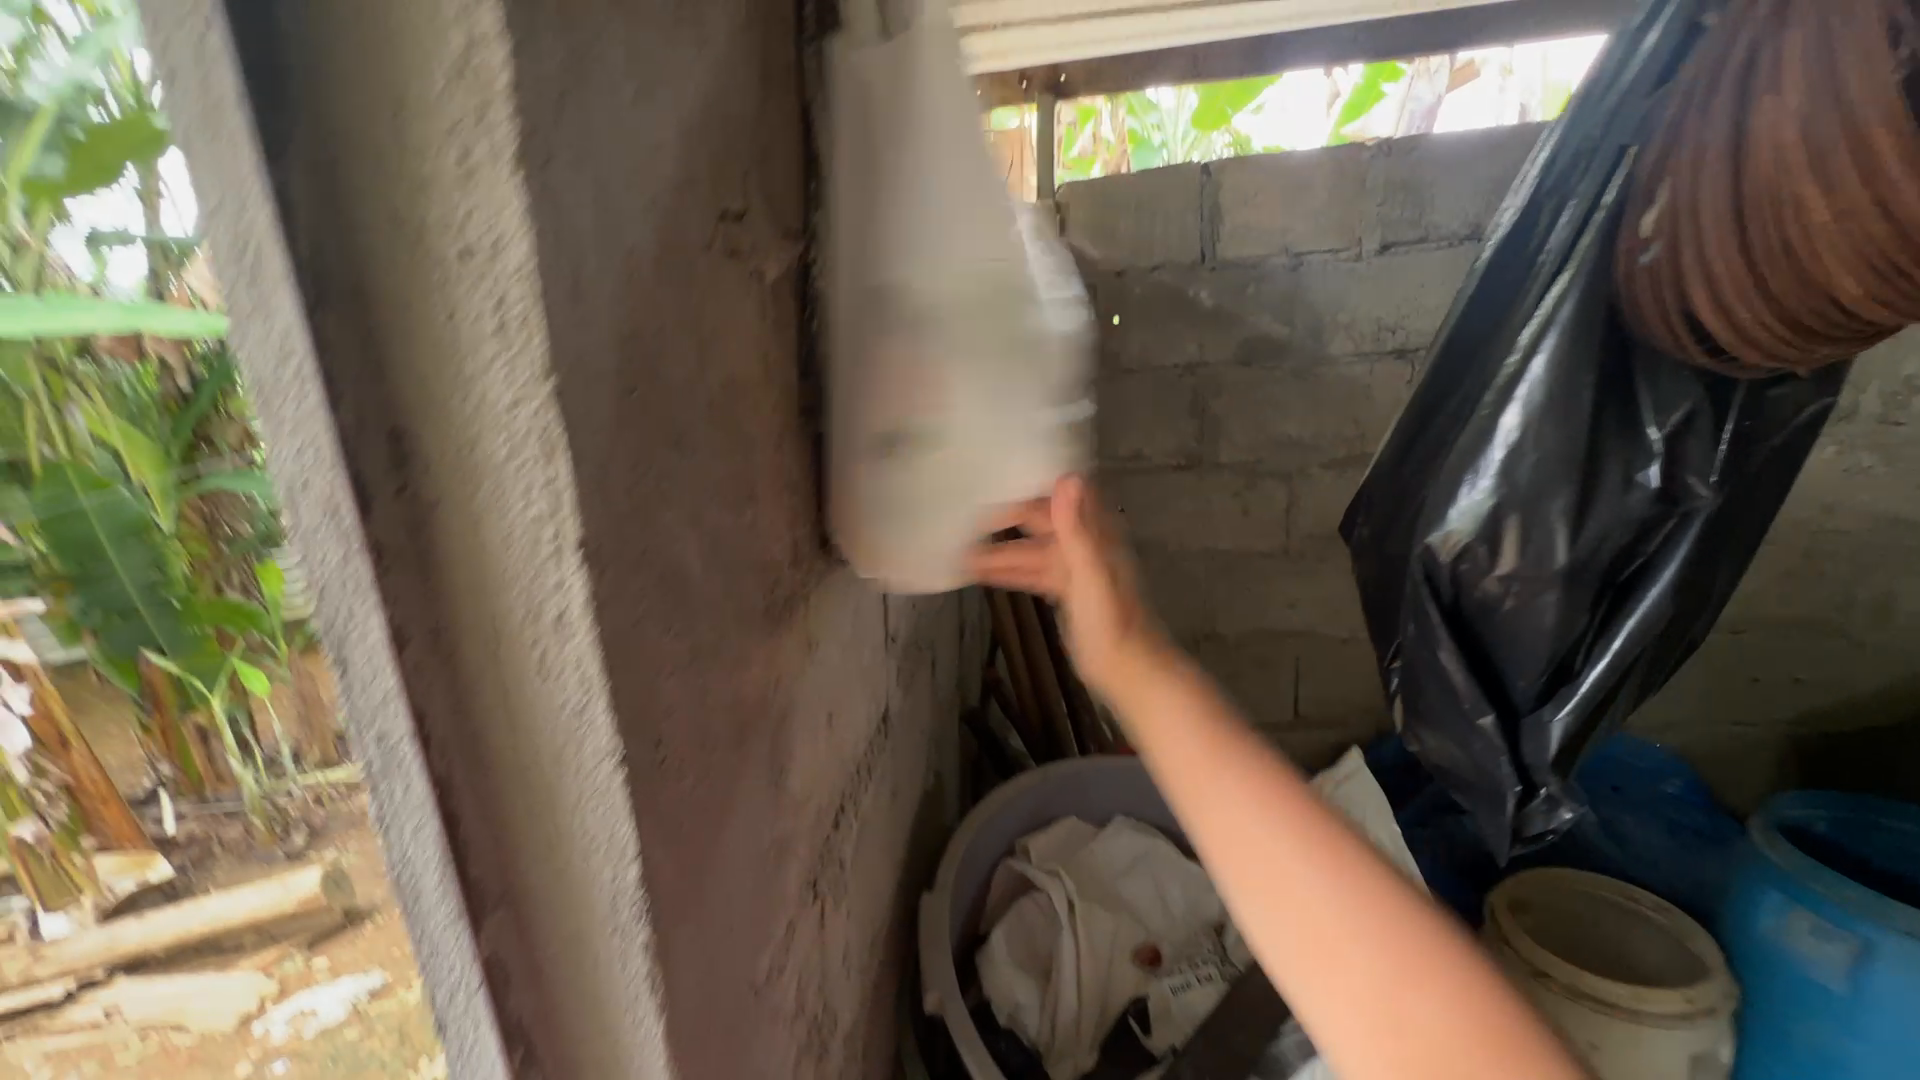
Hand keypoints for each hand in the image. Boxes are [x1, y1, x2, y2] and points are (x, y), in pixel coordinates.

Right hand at [970, 474, 1168, 697]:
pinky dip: (1008, 571)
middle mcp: (1084, 543)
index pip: (1059, 493)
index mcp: (1094, 532)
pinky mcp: (1065, 591)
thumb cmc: (1112, 623)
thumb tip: (1066, 477)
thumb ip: (1077, 528)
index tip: (992, 476)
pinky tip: (979, 573)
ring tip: (960, 549)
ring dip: (999, 550)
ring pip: (1030, 550)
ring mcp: (1074, 568)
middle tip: (963, 516)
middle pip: (1039, 520)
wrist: (1129, 670)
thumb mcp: (1090, 573)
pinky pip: (1031, 572)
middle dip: (1005, 517)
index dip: (1029, 482)